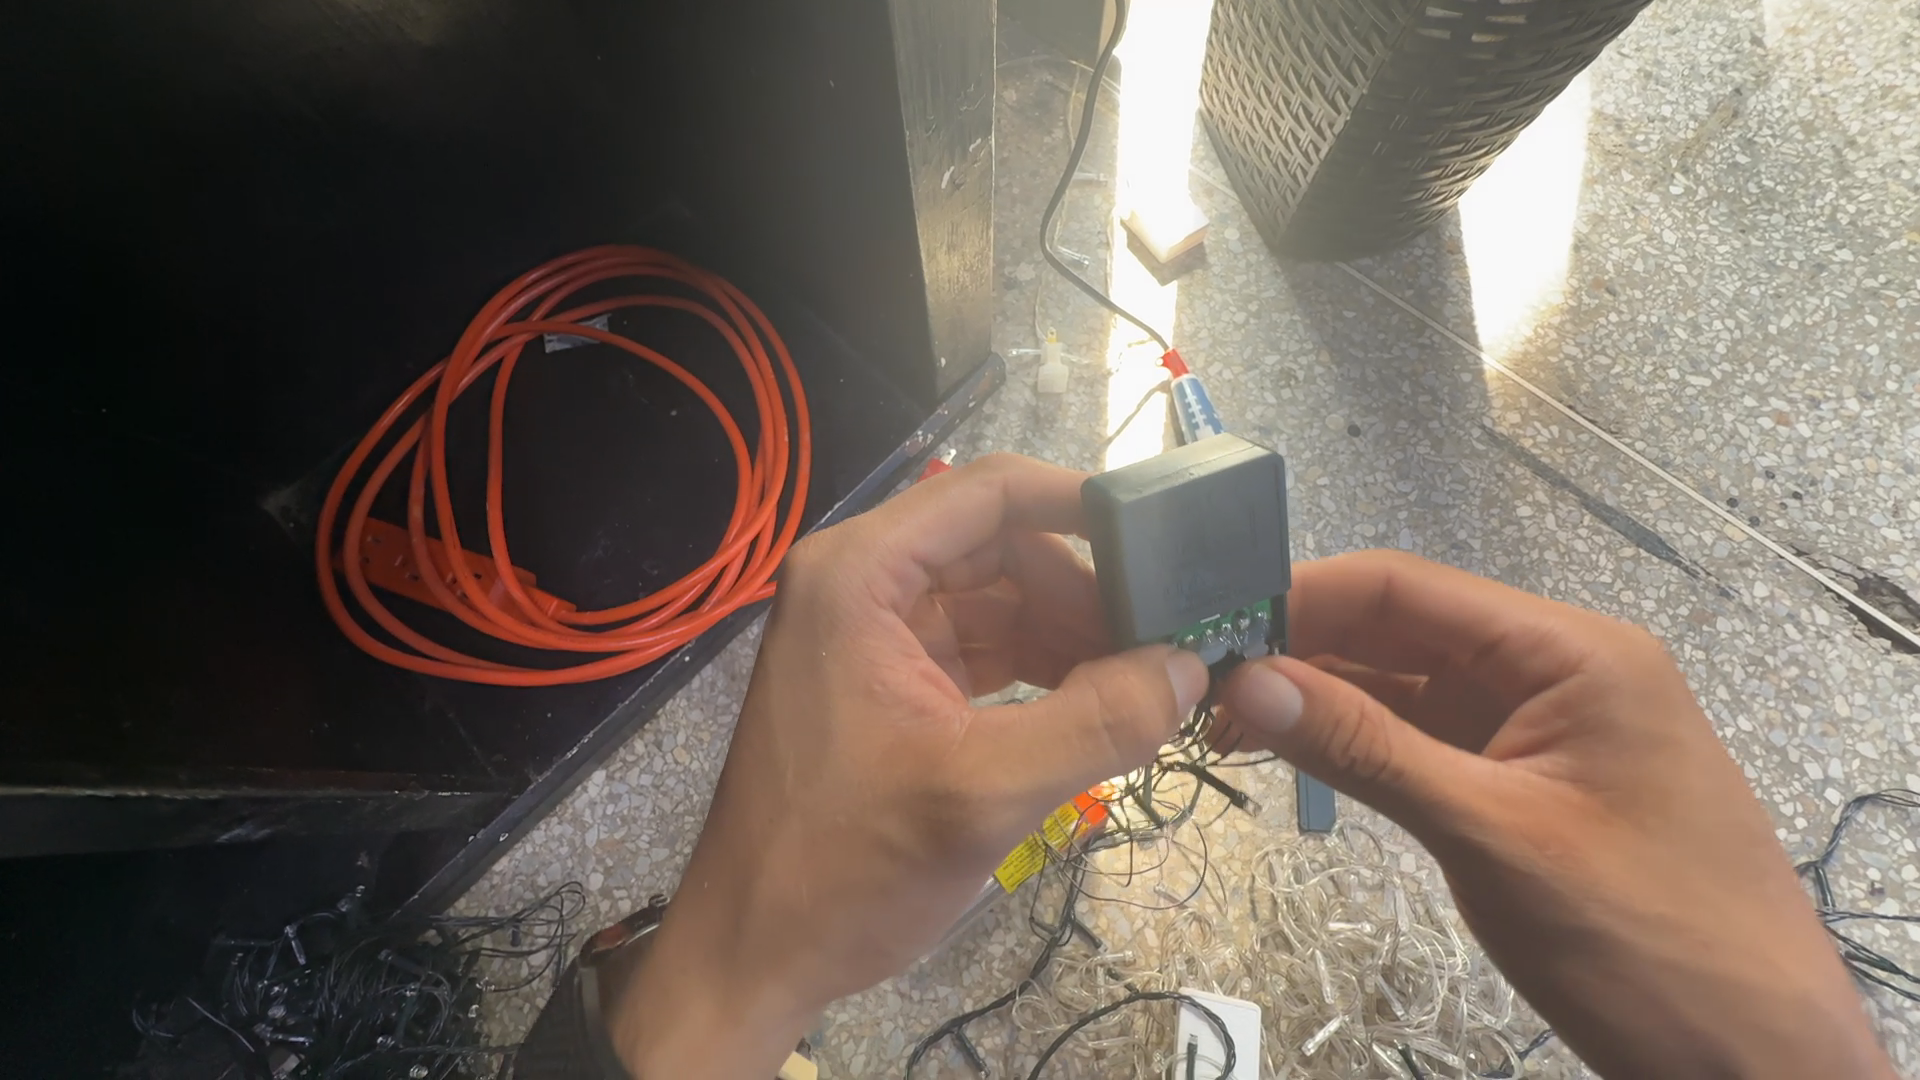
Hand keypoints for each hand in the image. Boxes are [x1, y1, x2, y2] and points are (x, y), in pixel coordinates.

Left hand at [603, 455, 1209, 1077]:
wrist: (754, 951)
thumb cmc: (845, 867)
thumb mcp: (982, 793)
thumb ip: (1098, 723)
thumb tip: (1188, 667)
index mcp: (861, 572)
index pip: (989, 491)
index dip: (1080, 501)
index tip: (1160, 538)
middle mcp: (862, 580)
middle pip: (999, 544)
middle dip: (1083, 587)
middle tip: (1162, 635)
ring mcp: (875, 628)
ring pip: (996, 595)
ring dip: (1067, 630)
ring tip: (1140, 677)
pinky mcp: (890, 674)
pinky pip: (980, 643)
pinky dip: (1038, 664)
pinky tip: (1091, 699)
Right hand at [1215, 550, 1894, 1079]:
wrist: (1758, 1078)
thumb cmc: (1649, 946)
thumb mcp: (1489, 834)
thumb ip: (1361, 746)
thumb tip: (1244, 680)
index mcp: (1565, 651)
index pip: (1402, 586)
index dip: (1301, 597)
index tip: (1216, 628)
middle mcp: (1541, 667)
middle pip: (1389, 626)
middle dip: (1294, 650)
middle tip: (1206, 684)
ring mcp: (1520, 718)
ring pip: (1388, 677)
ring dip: (1309, 695)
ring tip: (1226, 722)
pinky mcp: (1502, 766)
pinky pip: (1403, 727)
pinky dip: (1340, 735)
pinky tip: (1283, 746)